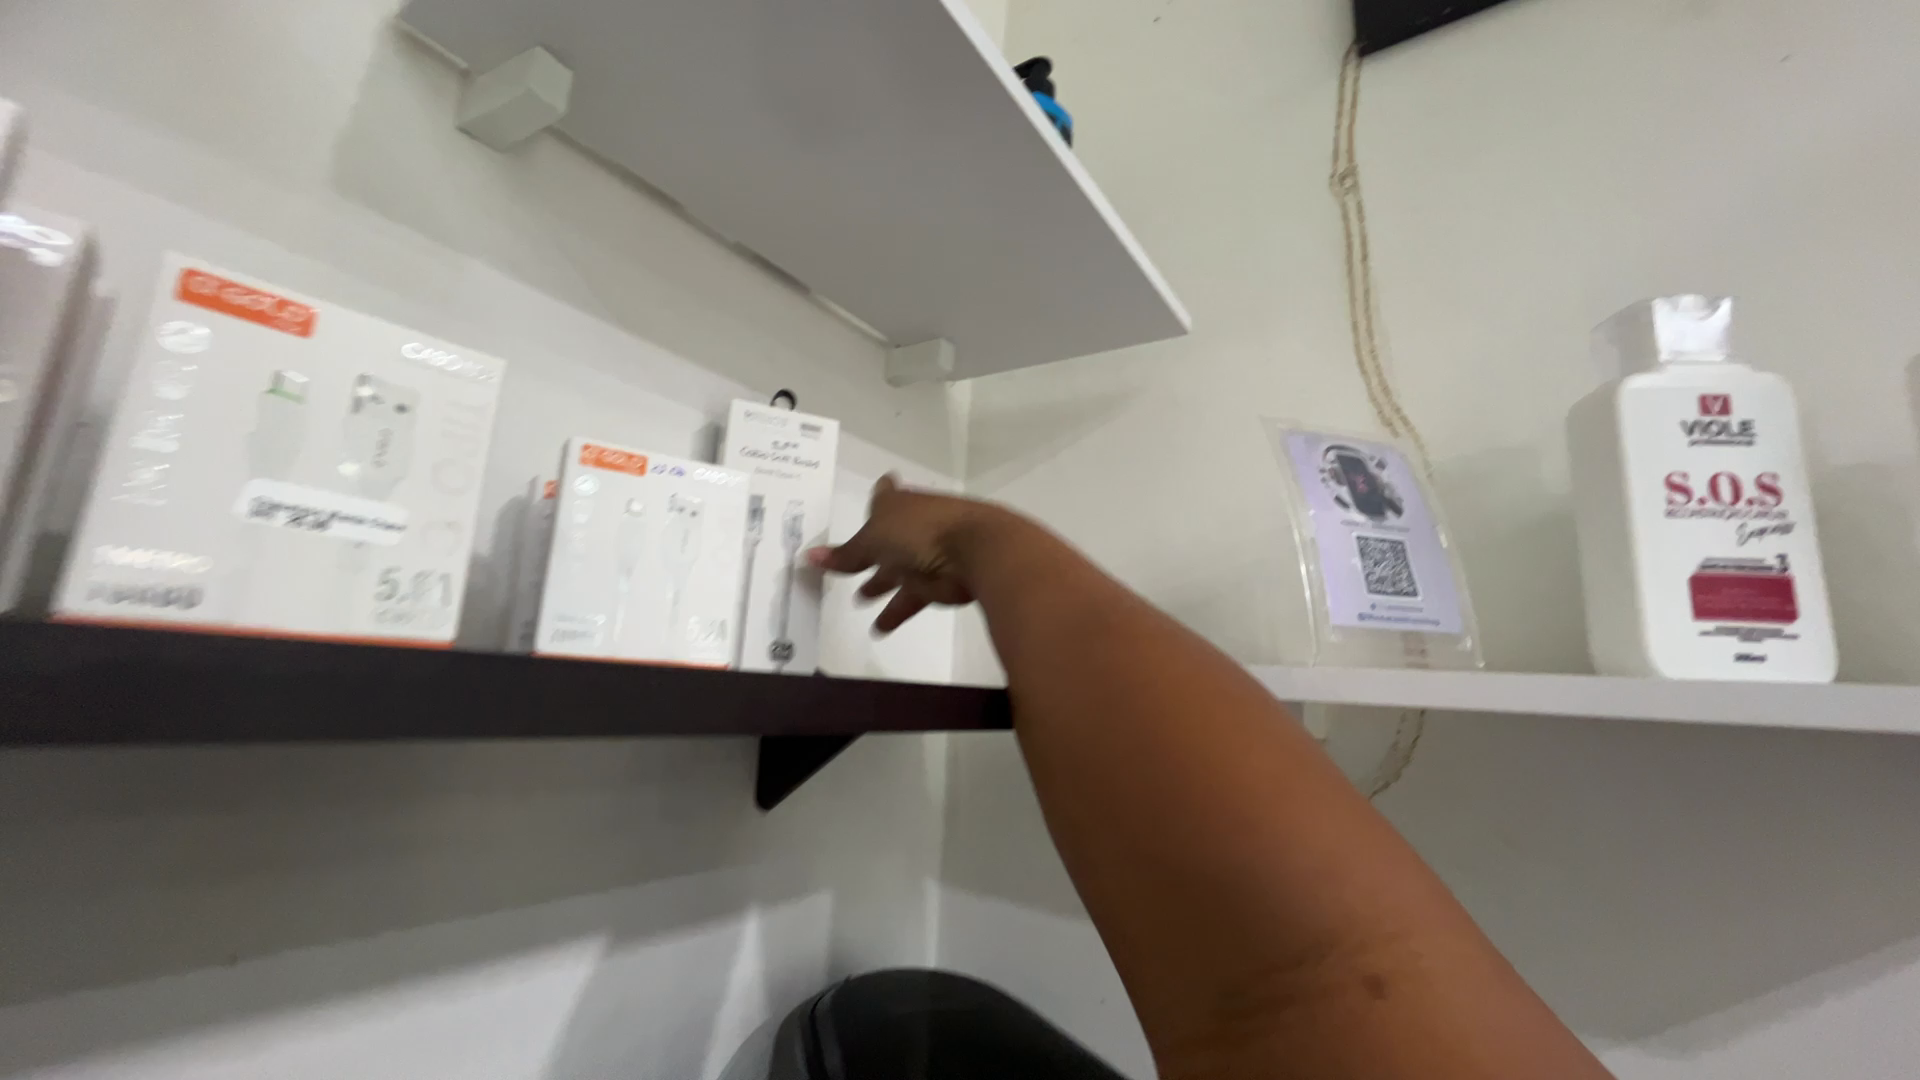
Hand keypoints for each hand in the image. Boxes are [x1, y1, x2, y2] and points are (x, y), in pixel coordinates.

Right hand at [808, 474, 1005, 634]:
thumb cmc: (921, 532)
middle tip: (849, 568)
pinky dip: (896, 611)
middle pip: (887, 539)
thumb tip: (807, 557)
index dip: (878, 495)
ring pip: (899, 570)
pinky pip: (912, 597)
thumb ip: (845, 554)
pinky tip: (878, 629)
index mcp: (898, 503)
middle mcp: (913, 525)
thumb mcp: (874, 540)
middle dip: (870, 553)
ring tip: (860, 600)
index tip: (875, 492)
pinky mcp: (939, 583)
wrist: (977, 551)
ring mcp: (928, 554)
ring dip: (880, 584)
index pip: (884, 496)